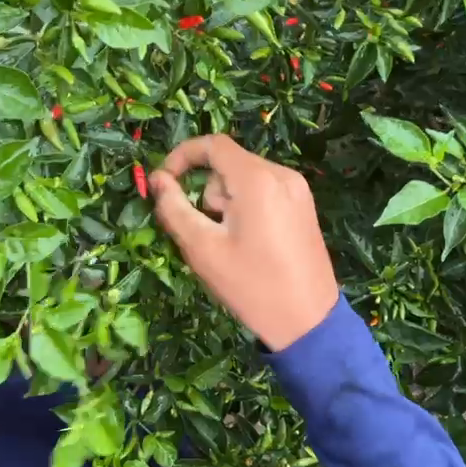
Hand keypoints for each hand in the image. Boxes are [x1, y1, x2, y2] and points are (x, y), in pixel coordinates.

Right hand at [147, 134, 339, 350]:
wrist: (307, 322)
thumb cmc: (251, 285)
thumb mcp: (202, 248)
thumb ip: (174, 208)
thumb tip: (158, 180)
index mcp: (257, 179)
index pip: (213, 144)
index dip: (182, 156)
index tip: (165, 183)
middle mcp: (281, 174)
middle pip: (228, 163)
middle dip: (207, 190)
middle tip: (206, 230)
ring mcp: (297, 189)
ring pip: (245, 178)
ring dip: (226, 201)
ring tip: (230, 241)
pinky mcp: (303, 205)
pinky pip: (264, 190)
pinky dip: (246, 206)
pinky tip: (250, 241)